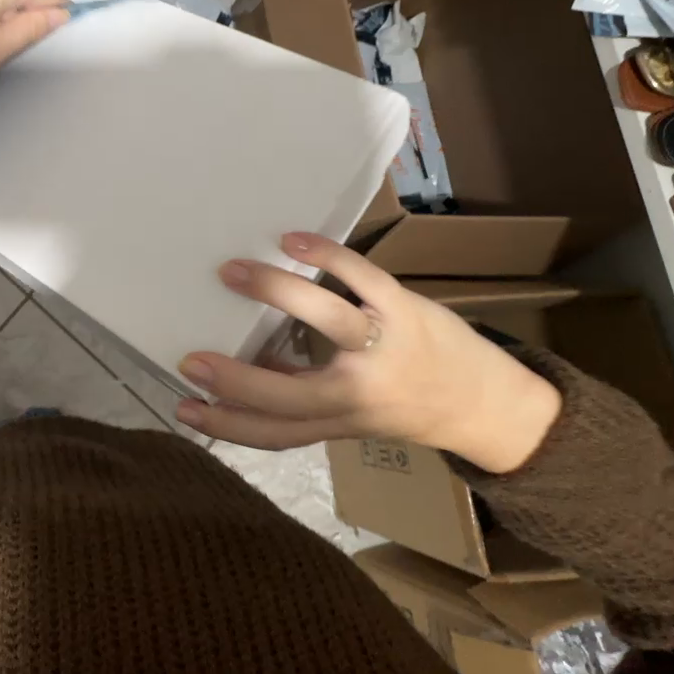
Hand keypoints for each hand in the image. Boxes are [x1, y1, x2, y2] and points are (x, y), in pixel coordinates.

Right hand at [175, 233, 561, 474]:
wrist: (489, 405)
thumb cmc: (406, 406)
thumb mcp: (350, 415)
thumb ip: (302, 393)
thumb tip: (246, 362)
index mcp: (338, 420)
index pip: (274, 432)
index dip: (226, 425)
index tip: (184, 408)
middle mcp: (359, 393)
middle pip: (290, 392)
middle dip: (236, 379)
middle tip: (190, 359)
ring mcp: (385, 348)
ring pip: (329, 320)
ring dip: (276, 293)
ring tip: (232, 271)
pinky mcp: (404, 308)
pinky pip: (363, 278)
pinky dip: (327, 257)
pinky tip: (290, 241)